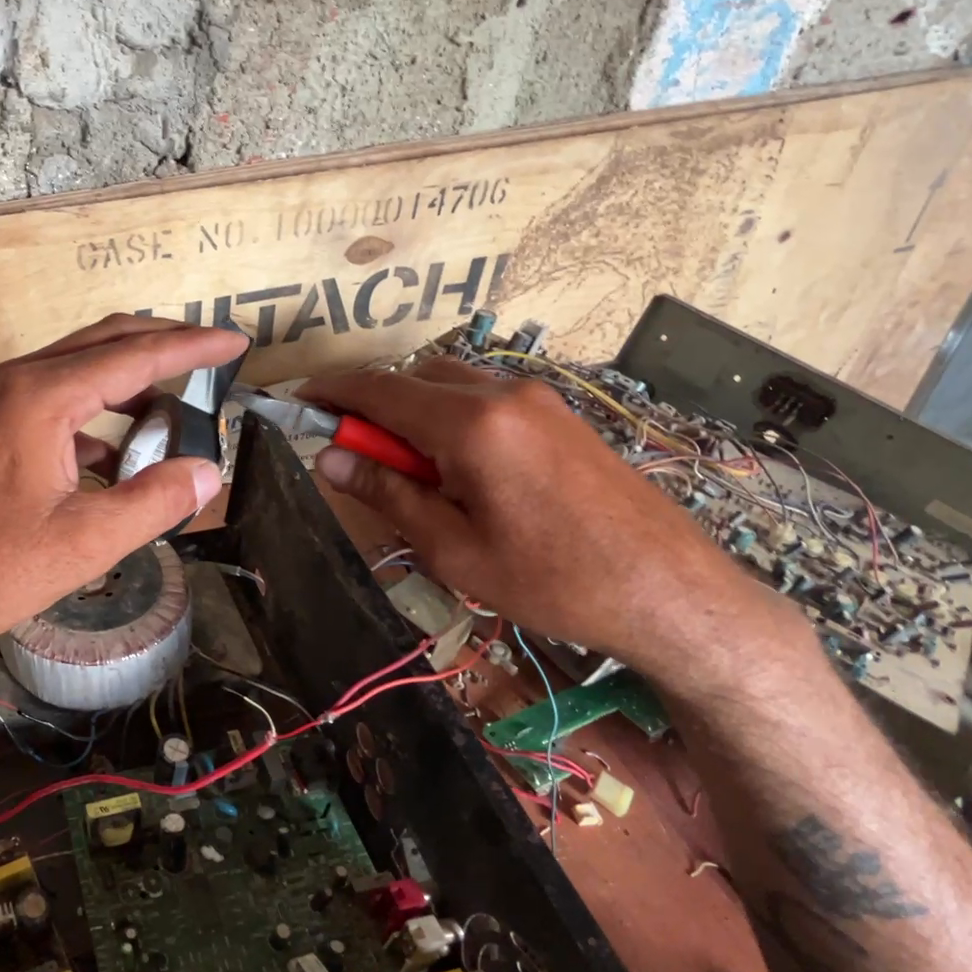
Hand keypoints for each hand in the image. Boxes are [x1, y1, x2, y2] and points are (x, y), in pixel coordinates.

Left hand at [0, 315, 244, 657]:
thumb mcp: (86, 542)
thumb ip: (155, 500)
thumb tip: (206, 472)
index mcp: (41, 398)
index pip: (134, 356)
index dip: (191, 348)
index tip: (236, 344)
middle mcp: (15, 380)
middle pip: (103, 341)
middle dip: (162, 344)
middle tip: (212, 358)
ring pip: (76, 364)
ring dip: (127, 376)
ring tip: (172, 407)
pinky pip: (53, 395)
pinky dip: (93, 409)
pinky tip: (115, 451)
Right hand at [297, 359, 783, 669]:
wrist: (674, 594)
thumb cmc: (553, 582)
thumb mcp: (452, 549)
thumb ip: (386, 493)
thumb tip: (330, 457)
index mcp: (472, 425)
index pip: (380, 390)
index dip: (331, 392)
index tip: (297, 401)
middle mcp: (505, 395)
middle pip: (415, 378)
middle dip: (375, 406)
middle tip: (359, 459)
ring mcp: (541, 401)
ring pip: (452, 385)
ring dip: (415, 413)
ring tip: (414, 475)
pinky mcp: (563, 417)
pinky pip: (486, 399)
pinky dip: (452, 419)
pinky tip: (462, 472)